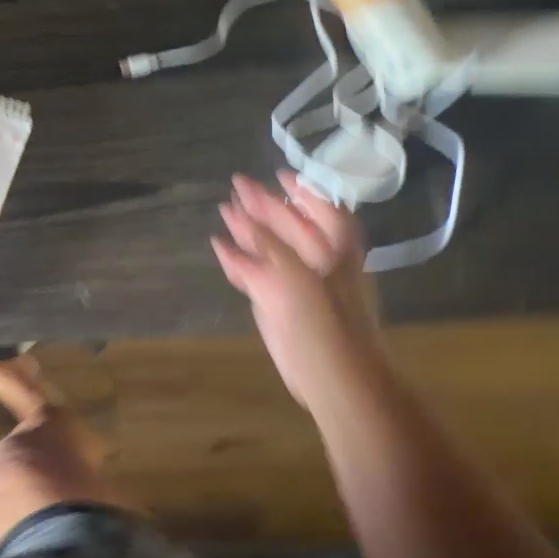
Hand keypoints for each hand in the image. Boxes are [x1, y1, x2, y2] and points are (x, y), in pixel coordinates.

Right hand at [212, 171, 390, 412]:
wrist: (337, 383)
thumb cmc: (326, 330)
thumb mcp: (297, 282)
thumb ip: (268, 247)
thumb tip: (239, 215)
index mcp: (335, 255)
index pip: (323, 212)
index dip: (305, 192)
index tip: (279, 175)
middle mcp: (319, 266)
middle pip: (293, 228)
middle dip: (267, 207)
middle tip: (237, 187)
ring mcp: (299, 287)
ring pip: (273, 251)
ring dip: (250, 231)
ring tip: (225, 212)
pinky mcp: (280, 309)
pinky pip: (257, 275)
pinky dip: (239, 260)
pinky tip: (220, 250)